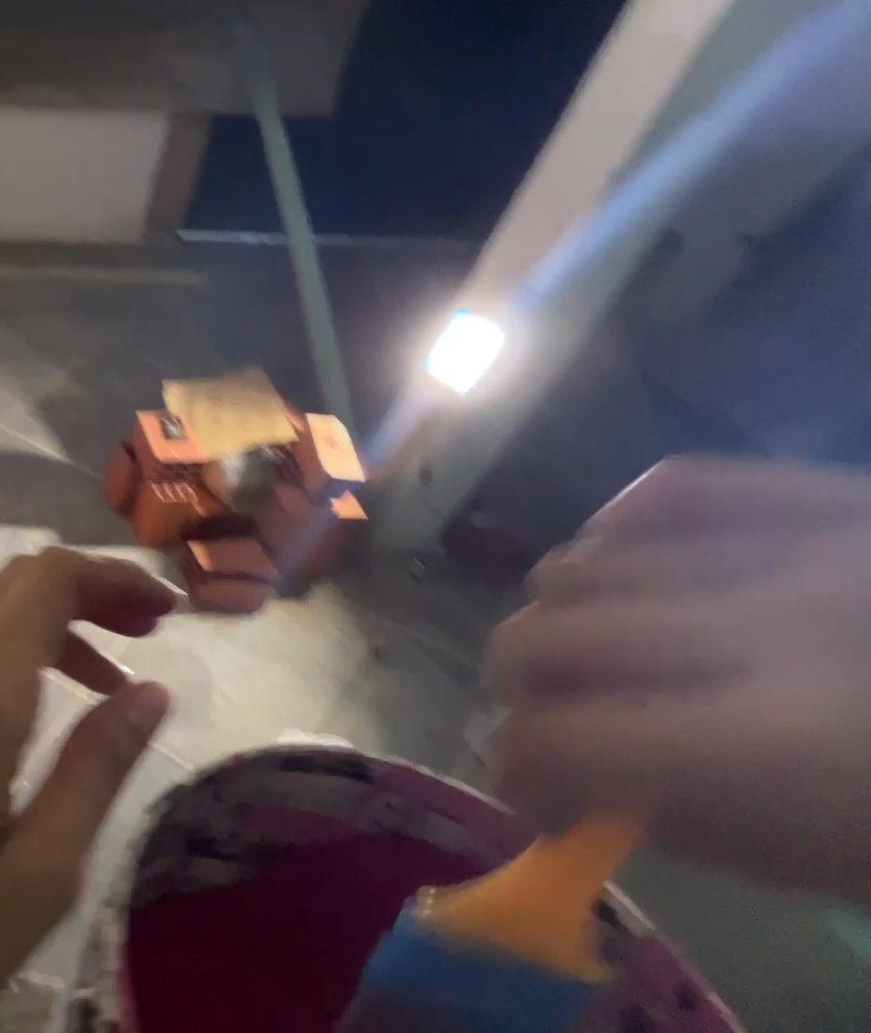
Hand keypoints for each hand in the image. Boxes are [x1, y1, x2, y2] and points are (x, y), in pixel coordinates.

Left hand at [0, 549, 175, 1032]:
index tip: (165, 615)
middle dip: (86, 595)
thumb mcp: (38, 874)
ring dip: (44, 631)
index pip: (45, 581)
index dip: (109, 577)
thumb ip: (96, 768)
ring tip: (100, 690)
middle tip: (145, 639)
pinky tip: (21, 720)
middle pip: (12, 588)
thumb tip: (152, 694)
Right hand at [489, 456, 870, 901]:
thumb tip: (564, 785)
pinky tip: (635, 570)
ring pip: (577, 565)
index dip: (514, 766)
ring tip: (599, 651)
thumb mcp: (838, 866)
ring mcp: (805, 547)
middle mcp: (770, 629)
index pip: (553, 739)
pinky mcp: (838, 496)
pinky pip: (668, 486)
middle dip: (518, 690)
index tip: (529, 788)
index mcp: (785, 749)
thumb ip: (680, 819)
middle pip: (538, 639)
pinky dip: (621, 531)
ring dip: (562, 621)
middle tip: (553, 719)